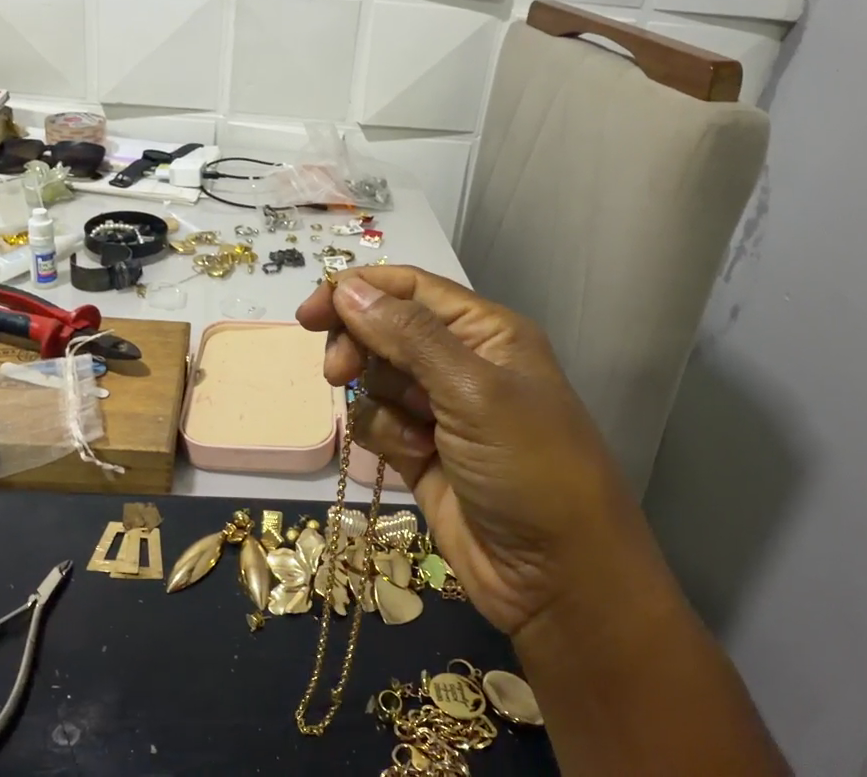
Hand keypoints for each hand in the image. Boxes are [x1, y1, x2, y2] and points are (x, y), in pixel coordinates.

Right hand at [296, 267, 666, 641]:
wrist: (557, 577)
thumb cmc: (530, 468)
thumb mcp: (474, 391)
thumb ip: (408, 336)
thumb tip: (348, 288)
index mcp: (486, 331)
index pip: (410, 288)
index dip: (358, 291)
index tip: (309, 312)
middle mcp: (461, 362)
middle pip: (384, 329)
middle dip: (359, 347)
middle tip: (337, 371)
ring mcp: (439, 410)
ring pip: (376, 378)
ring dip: (381, 401)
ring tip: (410, 435)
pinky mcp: (419, 452)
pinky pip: (377, 422)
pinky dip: (385, 437)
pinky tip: (414, 459)